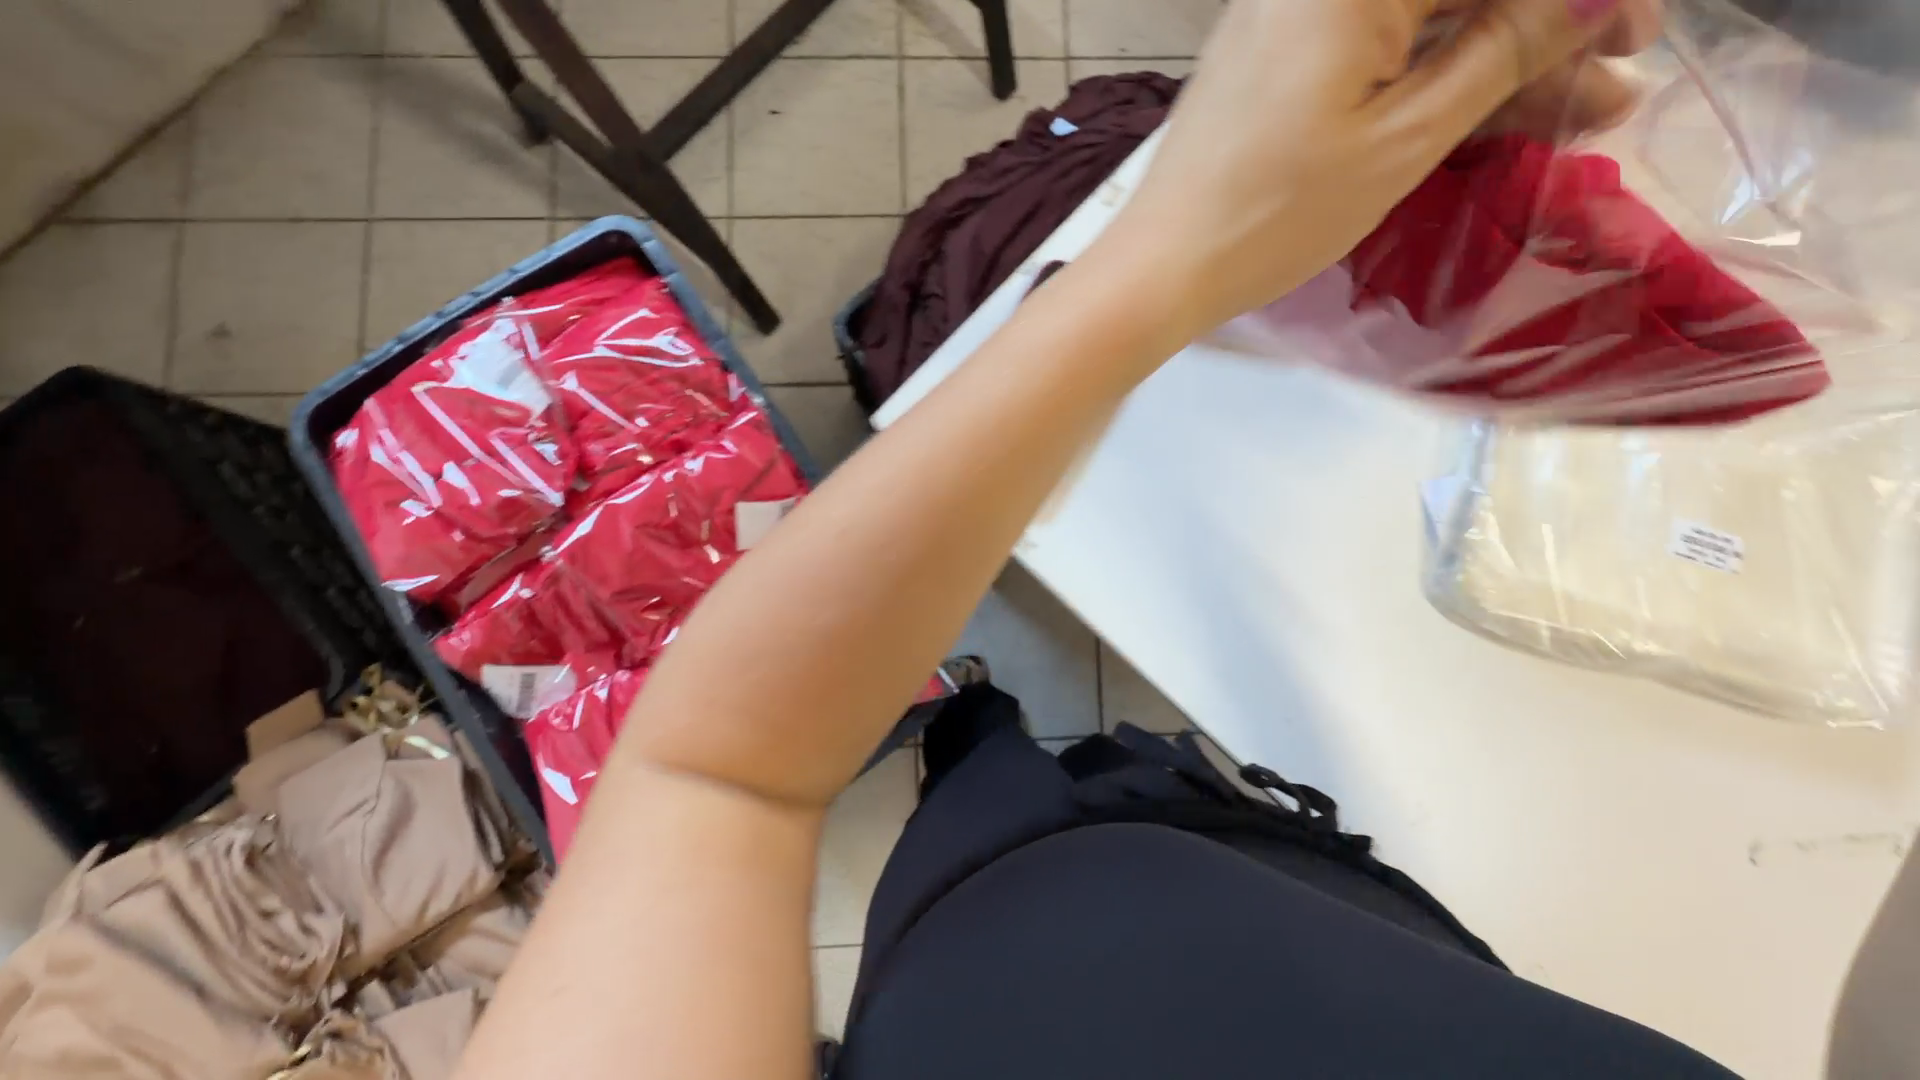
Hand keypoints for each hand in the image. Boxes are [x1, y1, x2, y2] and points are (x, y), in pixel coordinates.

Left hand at [1100, 0, 1661, 341]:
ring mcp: (1296, 14)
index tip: (1639, 25)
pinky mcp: (1282, 57)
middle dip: (1548, 17)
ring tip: (1589, 106)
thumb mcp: (1405, 138)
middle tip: (1623, 64)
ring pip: (1428, 16)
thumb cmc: (1275, 213)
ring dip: (1506, 54)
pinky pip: (1381, 47)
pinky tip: (1503, 108)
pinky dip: (1439, 73)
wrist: (1162, 267)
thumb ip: (1505, 48)